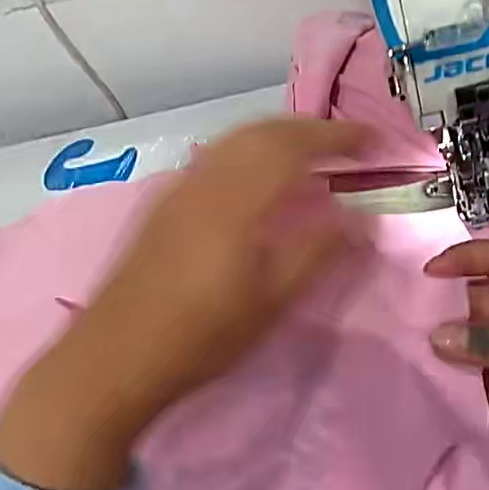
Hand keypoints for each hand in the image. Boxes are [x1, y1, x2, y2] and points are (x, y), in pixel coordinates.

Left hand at [0, 117, 370, 489]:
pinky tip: (261, 178)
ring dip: (280, 135)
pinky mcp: (165, 203)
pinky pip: (218, 155)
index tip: (375, 139)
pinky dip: (252, 150)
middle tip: (350, 144)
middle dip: (312, 129)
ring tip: (313, 154)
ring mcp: (180, 187)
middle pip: (265, 130)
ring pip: (237, 139)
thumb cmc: (201, 336)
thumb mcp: (272, 301)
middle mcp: (207, 179)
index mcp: (237, 199)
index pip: (296, 146)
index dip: (339, 136)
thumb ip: (318, 251)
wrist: (113, 359)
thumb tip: (362, 218)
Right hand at [423, 239, 488, 489]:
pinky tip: (426, 382)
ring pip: (470, 341)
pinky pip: (472, 379)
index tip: (428, 272)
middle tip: (403, 319)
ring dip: (443, 345)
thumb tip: (441, 336)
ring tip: (405, 350)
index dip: (465, 259)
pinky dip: (451, 380)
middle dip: (444, 308)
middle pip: (477, 302)